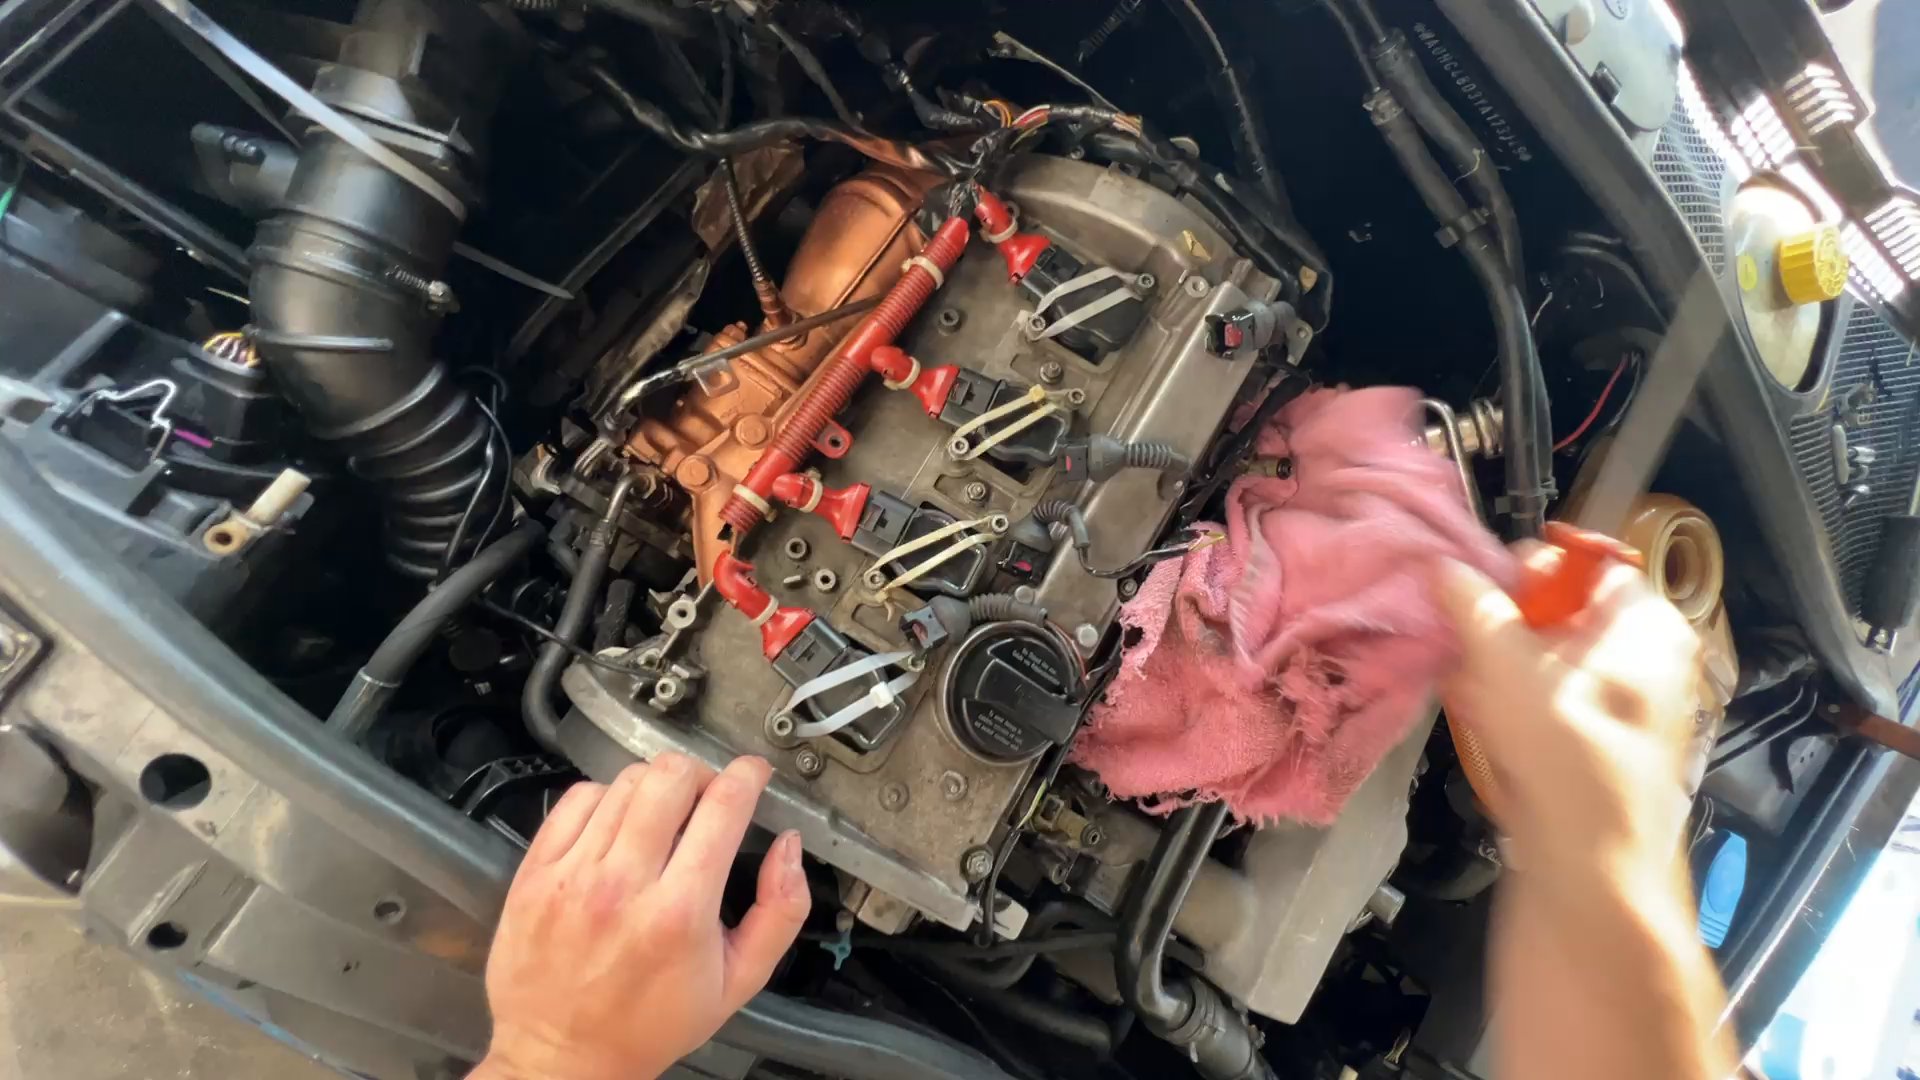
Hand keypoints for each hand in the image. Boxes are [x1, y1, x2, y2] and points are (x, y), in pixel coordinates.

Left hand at [474, 753, 809, 1079]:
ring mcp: (571, 877)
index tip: (754, 773)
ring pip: (627, 780)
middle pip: (672, 776)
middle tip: (707, 798)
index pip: (724, 805)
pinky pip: (578, 797)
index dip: (748, 774)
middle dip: (702, 774)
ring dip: (658, 786)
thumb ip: (781, 910)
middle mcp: (622, 886)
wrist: (559, 1064)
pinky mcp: (534, 874)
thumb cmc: (651, 1024)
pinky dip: (608, 796)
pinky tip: (619, 824)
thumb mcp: (739, 981)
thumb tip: (788, 846)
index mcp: (679, 912)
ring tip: (664, 814)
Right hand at [1435, 553, 1700, 885]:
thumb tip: (1443, 563)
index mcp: (1644, 624)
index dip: (1531, 567)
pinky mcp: (1596, 727)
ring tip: (1468, 681)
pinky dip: (1509, 690)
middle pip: (1559, 607)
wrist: (1587, 848)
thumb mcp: (1501, 657)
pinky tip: (1482, 708)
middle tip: (1467, 640)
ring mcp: (1622, 693)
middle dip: (1502, 621)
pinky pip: (1545, 687)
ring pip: (1544, 650)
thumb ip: (1470, 600)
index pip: (1587, 562)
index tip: (1485, 588)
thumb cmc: (1558, 743)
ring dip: (1496, 658)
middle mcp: (1644, 652)